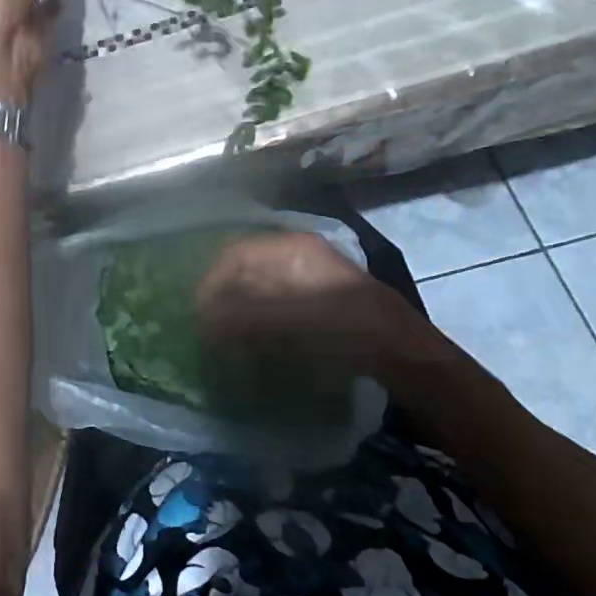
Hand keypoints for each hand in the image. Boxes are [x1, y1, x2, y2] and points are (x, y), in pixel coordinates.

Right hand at [196, 232, 418, 379]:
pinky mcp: (322, 298)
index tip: (199, 311)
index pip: (236, 255)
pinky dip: (262, 317)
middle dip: (225, 296)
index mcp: (291, 249)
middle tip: (211, 326)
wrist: (397, 346)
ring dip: (242, 308)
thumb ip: (242, 317)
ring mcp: (313, 275)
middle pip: (248, 269)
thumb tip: (205, 321)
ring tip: (230, 335)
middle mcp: (300, 254)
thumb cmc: (340, 326)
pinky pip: (279, 301)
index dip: (212, 282)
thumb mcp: (286, 320)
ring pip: (262, 286)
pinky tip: (259, 338)